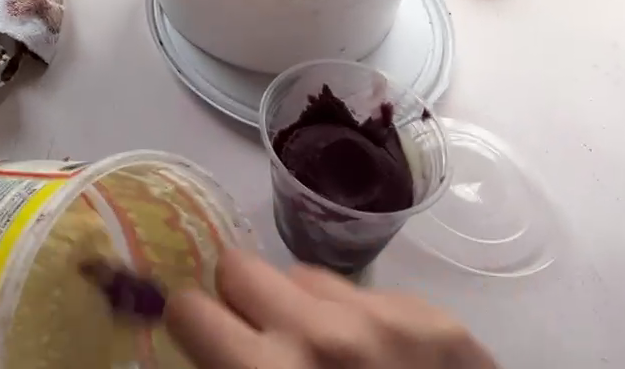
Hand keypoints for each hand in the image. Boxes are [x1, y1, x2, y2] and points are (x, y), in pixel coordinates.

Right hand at [166, 245, 496, 368]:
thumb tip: (206, 357)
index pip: (188, 307)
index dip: (199, 330)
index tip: (213, 347)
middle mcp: (320, 336)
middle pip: (237, 266)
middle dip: (246, 305)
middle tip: (270, 347)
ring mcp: (383, 322)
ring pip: (301, 272)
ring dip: (306, 311)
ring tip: (337, 362)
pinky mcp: (436, 321)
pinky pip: (364, 290)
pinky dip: (363, 322)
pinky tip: (386, 368)